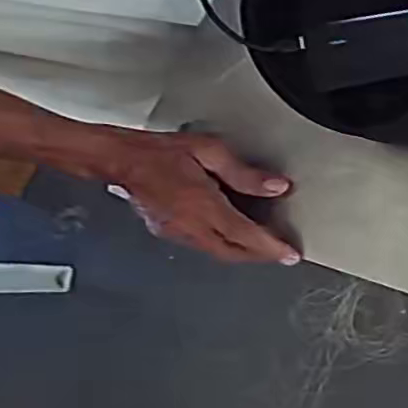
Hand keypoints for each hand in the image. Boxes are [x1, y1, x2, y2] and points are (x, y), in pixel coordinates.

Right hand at [88, 129, 300, 264]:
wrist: (117, 158)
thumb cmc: (159, 151)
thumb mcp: (209, 151)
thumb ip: (244, 173)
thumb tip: (277, 187)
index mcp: (201, 205)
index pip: (244, 235)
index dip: (271, 247)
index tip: (290, 255)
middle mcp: (189, 225)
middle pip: (234, 252)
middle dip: (262, 256)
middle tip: (284, 254)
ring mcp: (176, 232)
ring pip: (219, 253)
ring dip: (245, 254)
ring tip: (267, 247)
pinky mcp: (168, 232)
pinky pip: (205, 246)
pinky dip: (226, 246)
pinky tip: (237, 238)